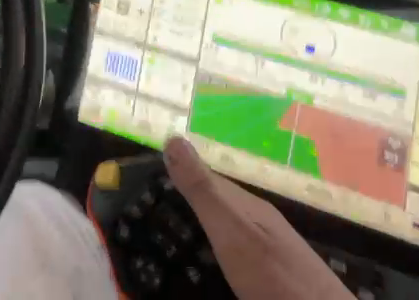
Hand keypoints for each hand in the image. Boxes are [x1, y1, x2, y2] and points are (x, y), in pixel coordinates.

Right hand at [165, 137, 352, 299]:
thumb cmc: (277, 279)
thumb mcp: (233, 232)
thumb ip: (203, 190)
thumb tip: (172, 137)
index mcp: (249, 207)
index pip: (204, 179)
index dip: (175, 178)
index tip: (141, 184)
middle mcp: (260, 224)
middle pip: (214, 207)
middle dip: (184, 208)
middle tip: (148, 216)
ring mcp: (270, 254)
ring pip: (224, 235)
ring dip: (198, 236)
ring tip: (167, 245)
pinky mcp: (272, 281)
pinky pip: (233, 260)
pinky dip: (214, 260)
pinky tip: (205, 270)